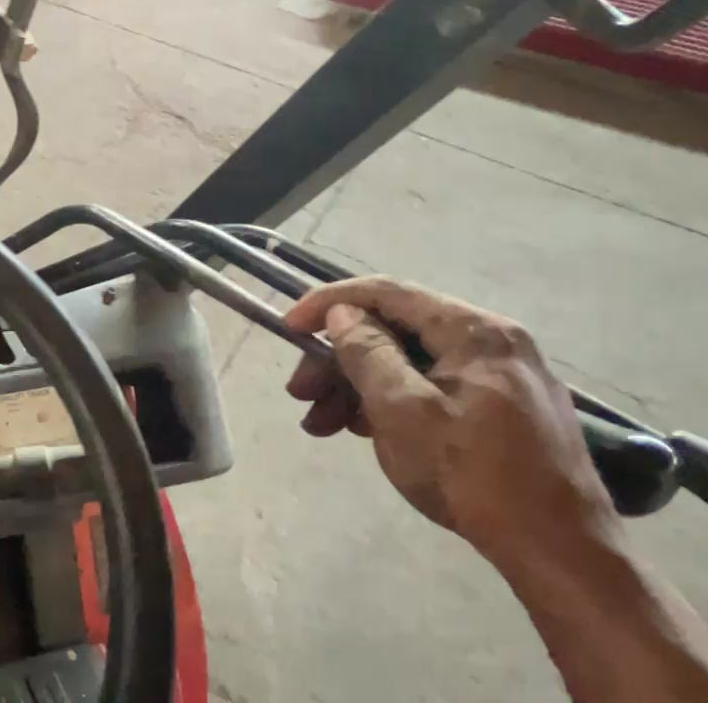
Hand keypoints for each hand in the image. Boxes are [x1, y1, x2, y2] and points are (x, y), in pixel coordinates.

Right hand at [282, 276, 617, 558]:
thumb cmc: (470, 473)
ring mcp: (502, 378)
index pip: (386, 292)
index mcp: (475, 333)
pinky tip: (360, 429)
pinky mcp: (504, 411)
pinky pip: (430, 388)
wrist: (559, 553)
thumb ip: (367, 351)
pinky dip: (388, 402)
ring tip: (321, 424)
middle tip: (299, 392)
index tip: (287, 329)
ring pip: (407, 363)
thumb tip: (342, 314)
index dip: (327, 303)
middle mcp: (494, 344)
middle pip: (393, 331)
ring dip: (355, 386)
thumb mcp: (401, 408)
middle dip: (338, 359)